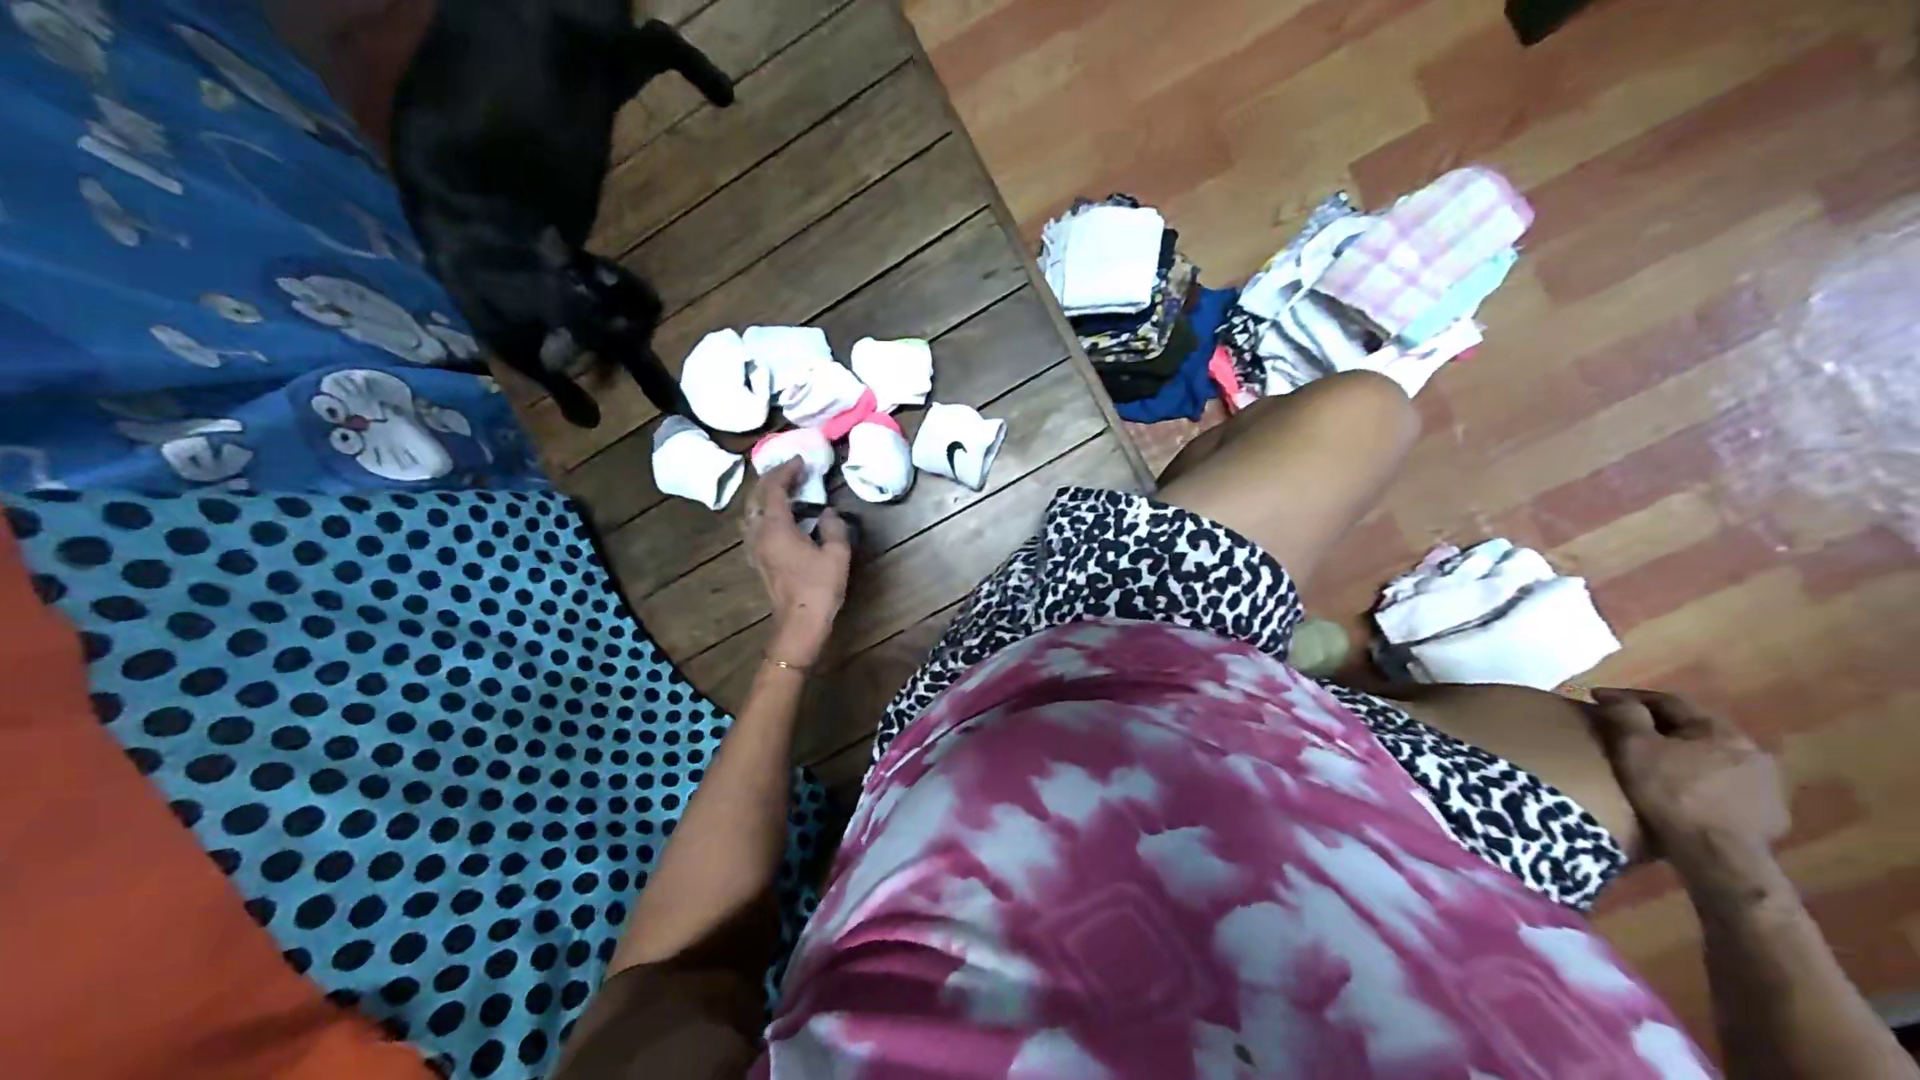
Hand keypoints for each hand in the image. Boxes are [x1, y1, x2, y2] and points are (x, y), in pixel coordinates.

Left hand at [741, 459, 850, 667]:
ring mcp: (755, 548)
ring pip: (750, 512)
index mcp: (776, 527)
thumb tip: (828, 513)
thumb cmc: (819, 588)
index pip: (774, 489)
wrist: (800, 623)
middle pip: (756, 497)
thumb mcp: (837, 554)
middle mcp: (759, 533)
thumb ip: (834, 527)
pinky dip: (763, 512)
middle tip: (790, 469)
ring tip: (782, 488)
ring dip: (764, 495)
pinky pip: (753, 526)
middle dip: (771, 479)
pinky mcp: (758, 560)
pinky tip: (777, 517)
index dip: (786, 471)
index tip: (801, 461)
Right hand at [1591, 689, 1789, 871]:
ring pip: (1715, 757)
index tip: (1598, 698)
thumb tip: (1618, 698)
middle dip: (1661, 725)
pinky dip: (1704, 780)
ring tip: (1660, 761)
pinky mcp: (1770, 814)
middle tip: (1630, 728)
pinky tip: (1688, 791)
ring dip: (1687, 753)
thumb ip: (1626, 715)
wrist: (1719, 856)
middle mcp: (1752, 751)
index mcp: (1721, 731)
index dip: (1630, 696)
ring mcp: (1767, 785)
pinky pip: (1728, 785)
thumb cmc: (1671, 795)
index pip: (1670, 701)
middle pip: (1696, 728)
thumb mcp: (1635, 748)